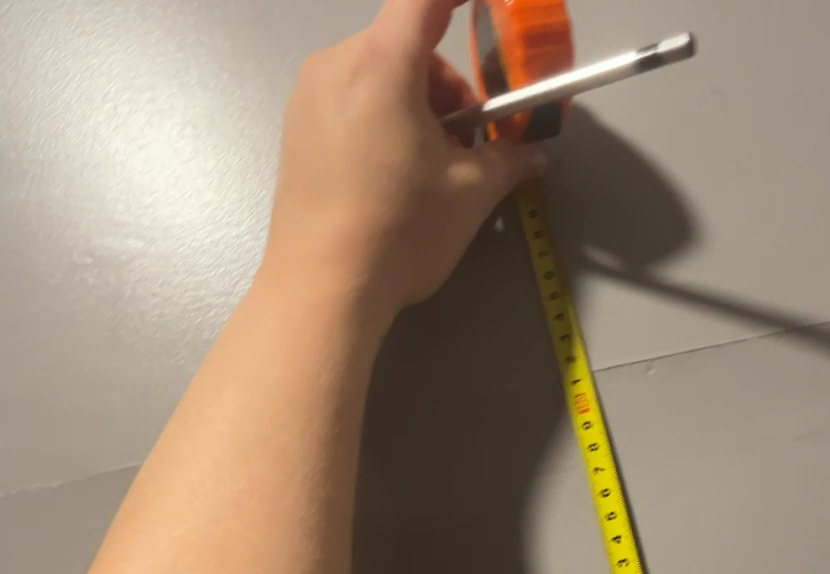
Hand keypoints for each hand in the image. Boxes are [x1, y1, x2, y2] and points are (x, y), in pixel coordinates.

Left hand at [261, 0, 547, 320]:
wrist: (324, 289)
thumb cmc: (401, 231)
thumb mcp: (469, 194)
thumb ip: (508, 161)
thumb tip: (534, 155)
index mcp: (383, 63)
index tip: (486, 8)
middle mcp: (337, 65)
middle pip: (405, 45)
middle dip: (446, 87)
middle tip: (466, 143)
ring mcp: (308, 98)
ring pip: (377, 76)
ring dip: (415, 107)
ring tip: (429, 169)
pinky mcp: (295, 133)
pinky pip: (350, 104)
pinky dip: (382, 122)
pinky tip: (392, 178)